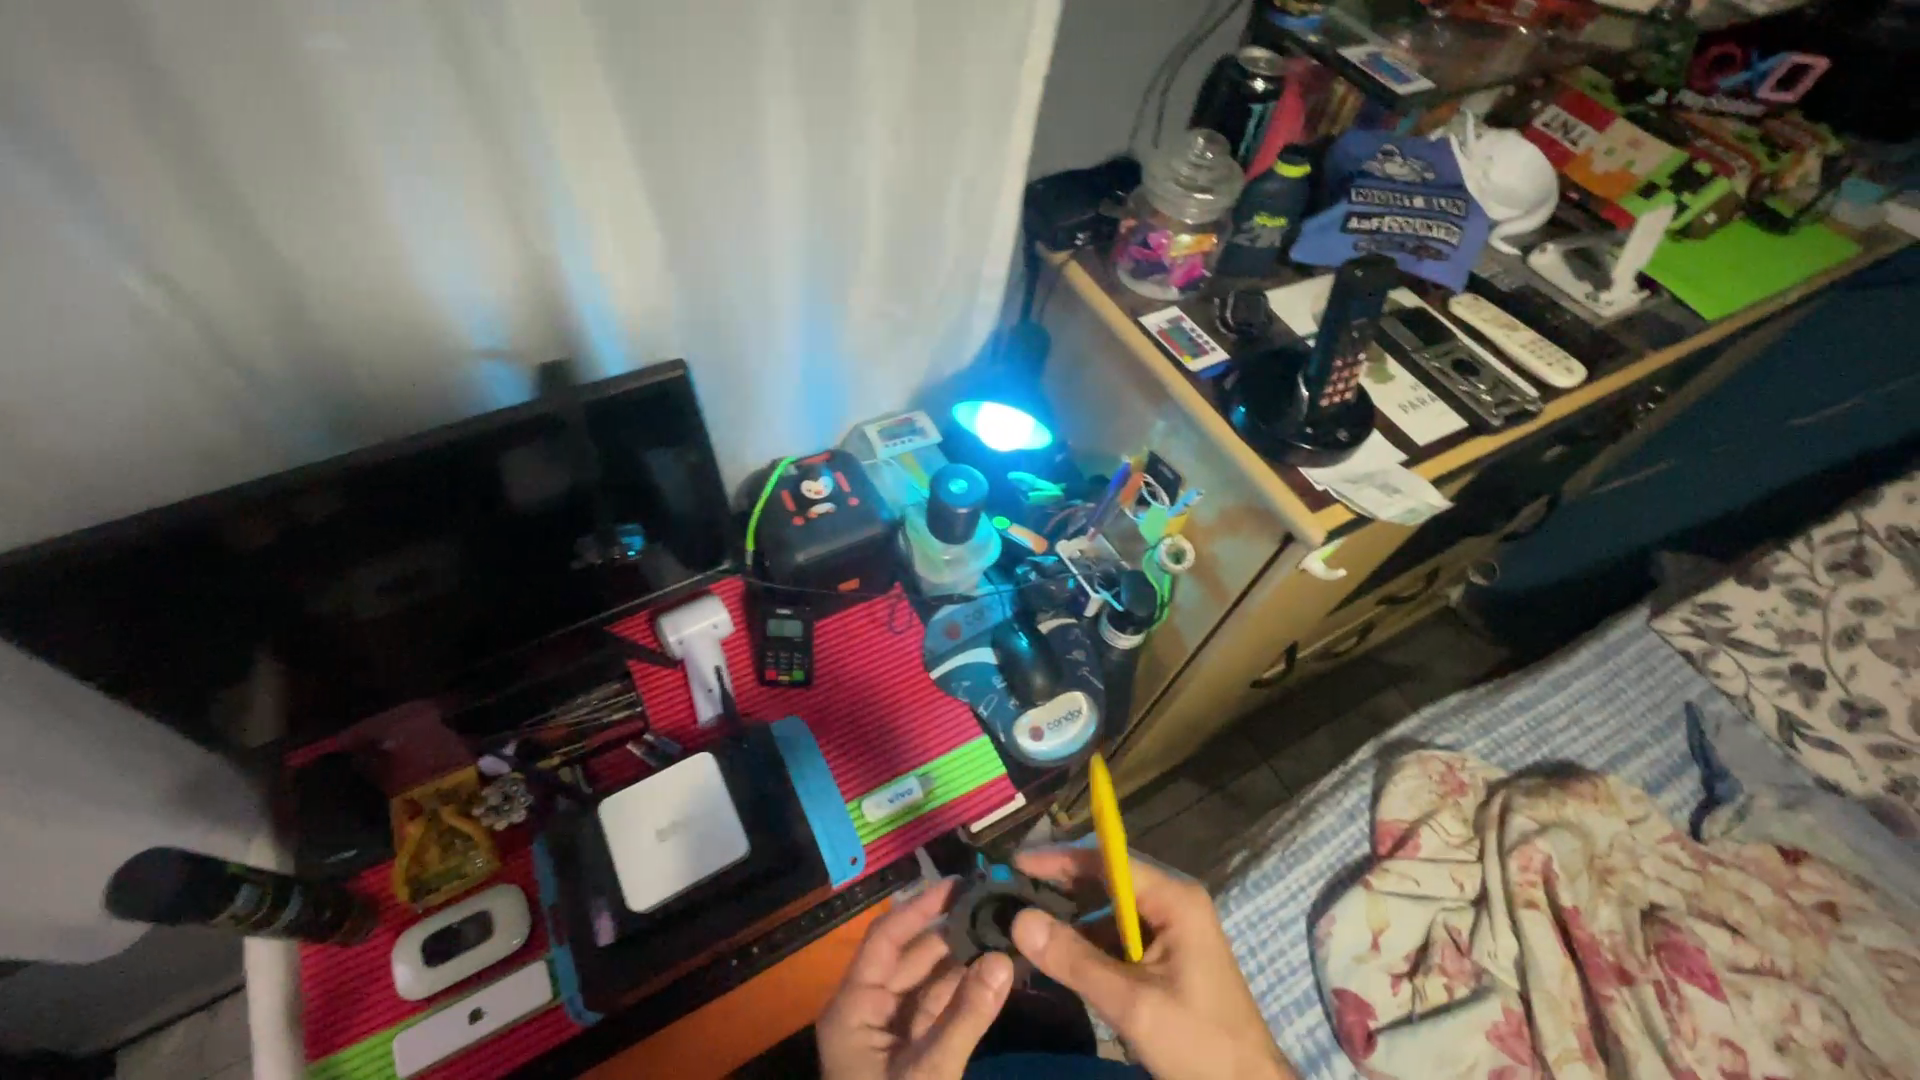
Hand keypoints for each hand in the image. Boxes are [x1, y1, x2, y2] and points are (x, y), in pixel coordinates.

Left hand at [818, 877, 1014, 1079]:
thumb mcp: (927, 1074)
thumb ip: (964, 1017)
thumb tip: (1003, 958)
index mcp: (853, 1007)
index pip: (885, 940)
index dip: (920, 909)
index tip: (959, 884)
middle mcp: (869, 1010)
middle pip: (910, 956)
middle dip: (950, 932)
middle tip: (993, 904)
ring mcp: (892, 1032)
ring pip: (928, 982)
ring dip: (963, 960)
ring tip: (1002, 930)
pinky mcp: (913, 1053)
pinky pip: (939, 1009)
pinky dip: (966, 992)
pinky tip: (996, 971)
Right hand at [1010, 846, 1296, 1079]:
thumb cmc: (1199, 1044)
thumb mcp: (1131, 1003)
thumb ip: (1074, 960)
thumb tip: (1018, 919)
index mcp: (1175, 899)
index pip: (1108, 861)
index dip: (1060, 860)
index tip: (1015, 864)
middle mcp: (1174, 903)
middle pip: (1107, 881)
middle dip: (1061, 888)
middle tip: (1012, 895)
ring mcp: (1173, 930)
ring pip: (1110, 911)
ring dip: (1072, 919)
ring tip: (1026, 926)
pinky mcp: (1168, 957)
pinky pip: (1120, 937)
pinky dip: (1089, 944)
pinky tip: (1058, 957)